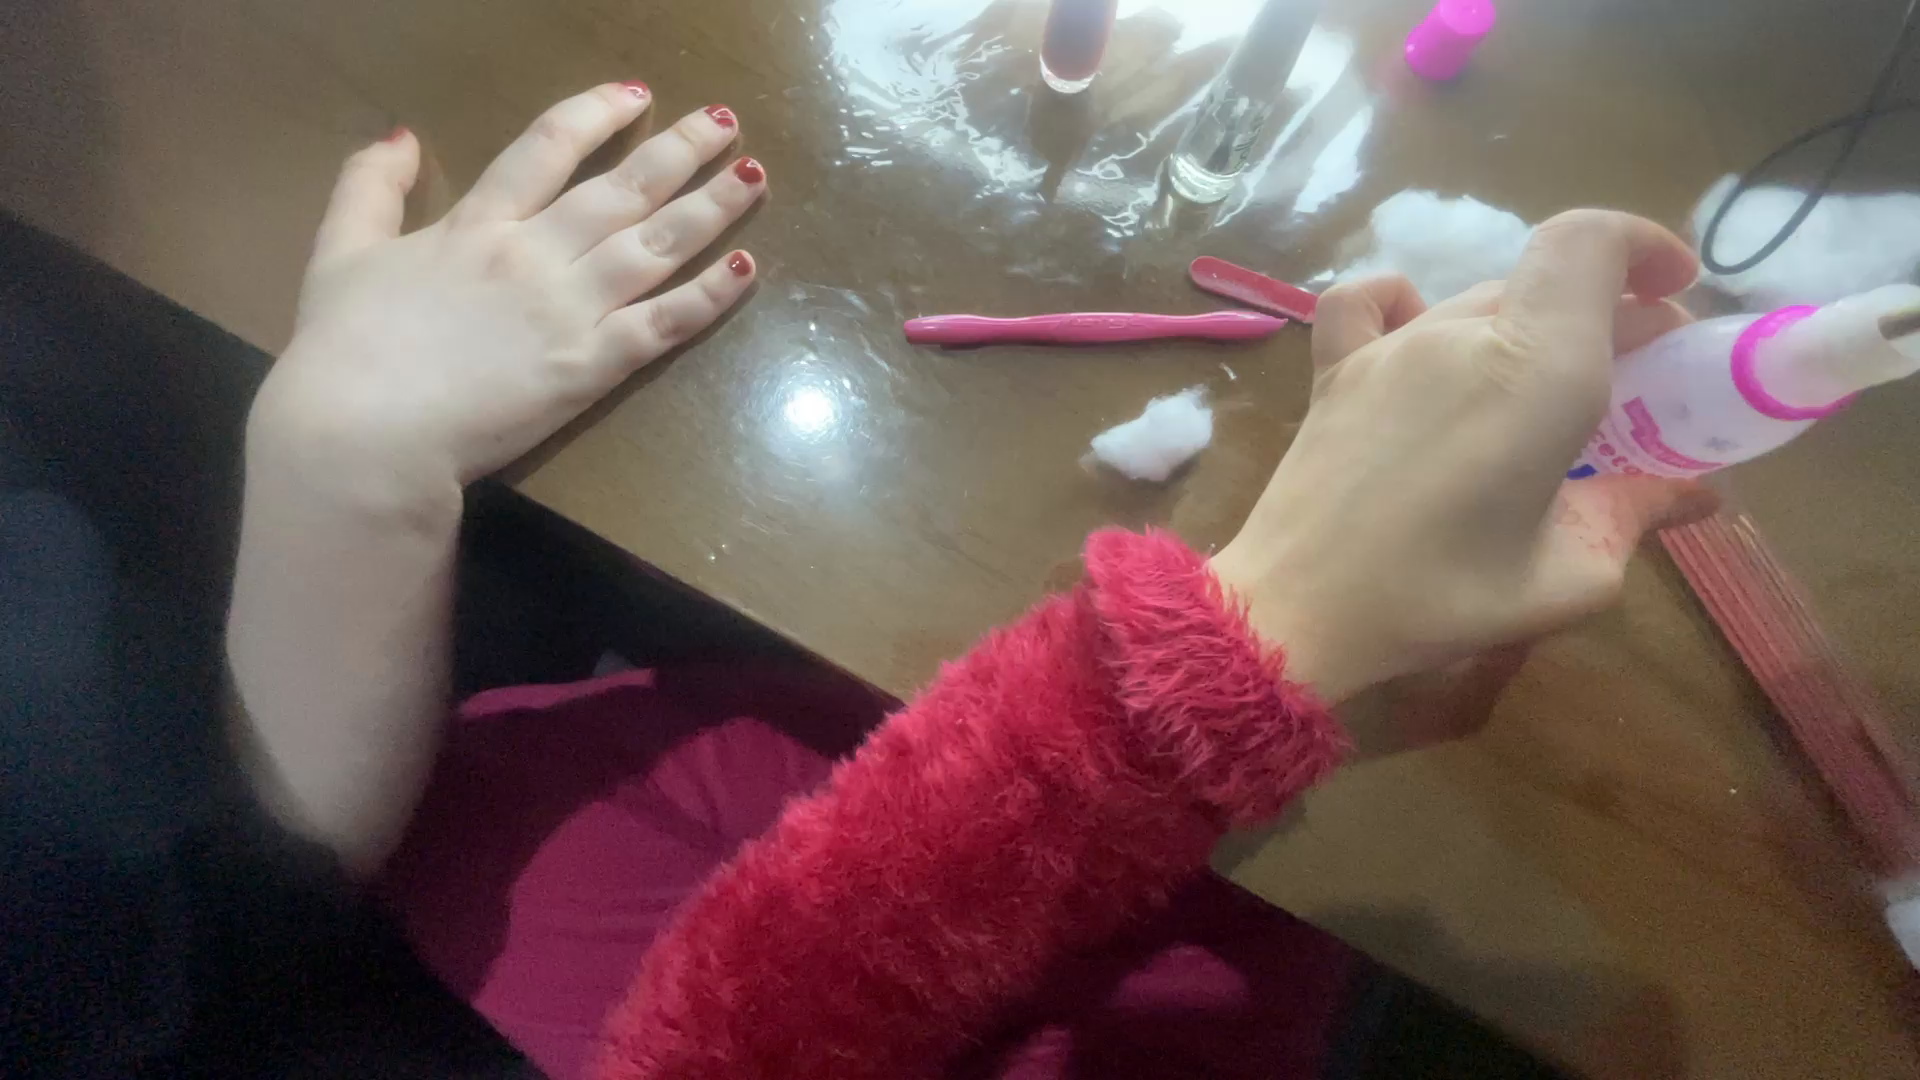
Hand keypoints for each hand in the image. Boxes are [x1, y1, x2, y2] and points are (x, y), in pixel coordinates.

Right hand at [249, 85, 764, 500]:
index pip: (548, 147)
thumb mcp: (339, 250)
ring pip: (656, 244)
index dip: (597, 114)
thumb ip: (367, 187)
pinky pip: (666, 320)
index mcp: (478, 223)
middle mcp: (537, 252)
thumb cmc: (347, 349)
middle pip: (623, 188)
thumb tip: (400, 134)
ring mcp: (572, 307)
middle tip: (727, 123)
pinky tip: (747, 265)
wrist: (367, 431)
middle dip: (680, 150)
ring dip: (711, 207)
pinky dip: (710, 293)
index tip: (638, 93)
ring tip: (755, 177)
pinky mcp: (597, 362)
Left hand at [1212, 210, 1718, 707]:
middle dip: (1595, 321)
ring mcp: (1378, 354)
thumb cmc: (1431, 600)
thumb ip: (1636, 517)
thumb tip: (1690, 495)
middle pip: (1536, 286)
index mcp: (1531, 370)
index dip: (1642, 247)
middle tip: (1614, 395)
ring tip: (1524, 396)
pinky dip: (1397, 304)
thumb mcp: (1566, 577)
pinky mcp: (1326, 379)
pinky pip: (1358, 305)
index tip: (1671, 303)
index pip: (1587, 242)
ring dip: (1514, 331)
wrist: (1293, 610)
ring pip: (1465, 303)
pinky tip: (1416, 344)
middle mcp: (1450, 339)